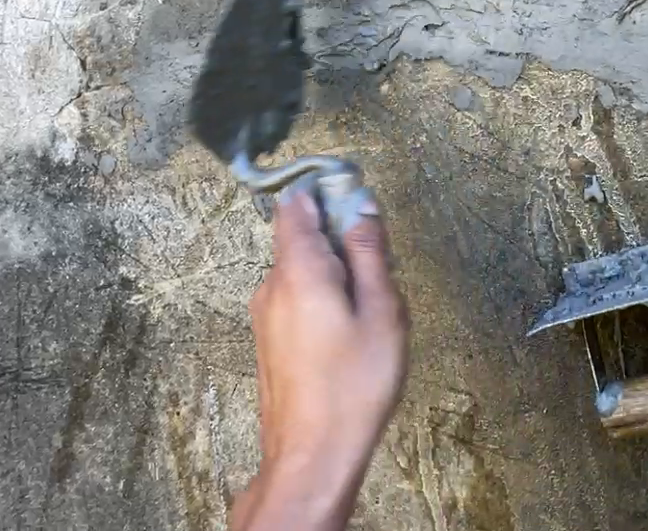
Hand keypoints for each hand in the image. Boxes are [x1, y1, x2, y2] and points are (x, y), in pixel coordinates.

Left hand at [231, 189, 408, 530]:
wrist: (312, 457)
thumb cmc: (355, 382)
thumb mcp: (382, 309)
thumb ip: (370, 253)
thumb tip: (363, 209)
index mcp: (299, 271)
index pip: (297, 206)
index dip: (326, 190)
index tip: (358, 197)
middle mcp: (272, 286)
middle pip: (303, 236)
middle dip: (342, 236)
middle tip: (381, 266)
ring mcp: (265, 315)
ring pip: (303, 267)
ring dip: (337, 268)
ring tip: (372, 304)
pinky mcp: (269, 339)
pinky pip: (297, 294)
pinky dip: (324, 292)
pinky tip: (351, 327)